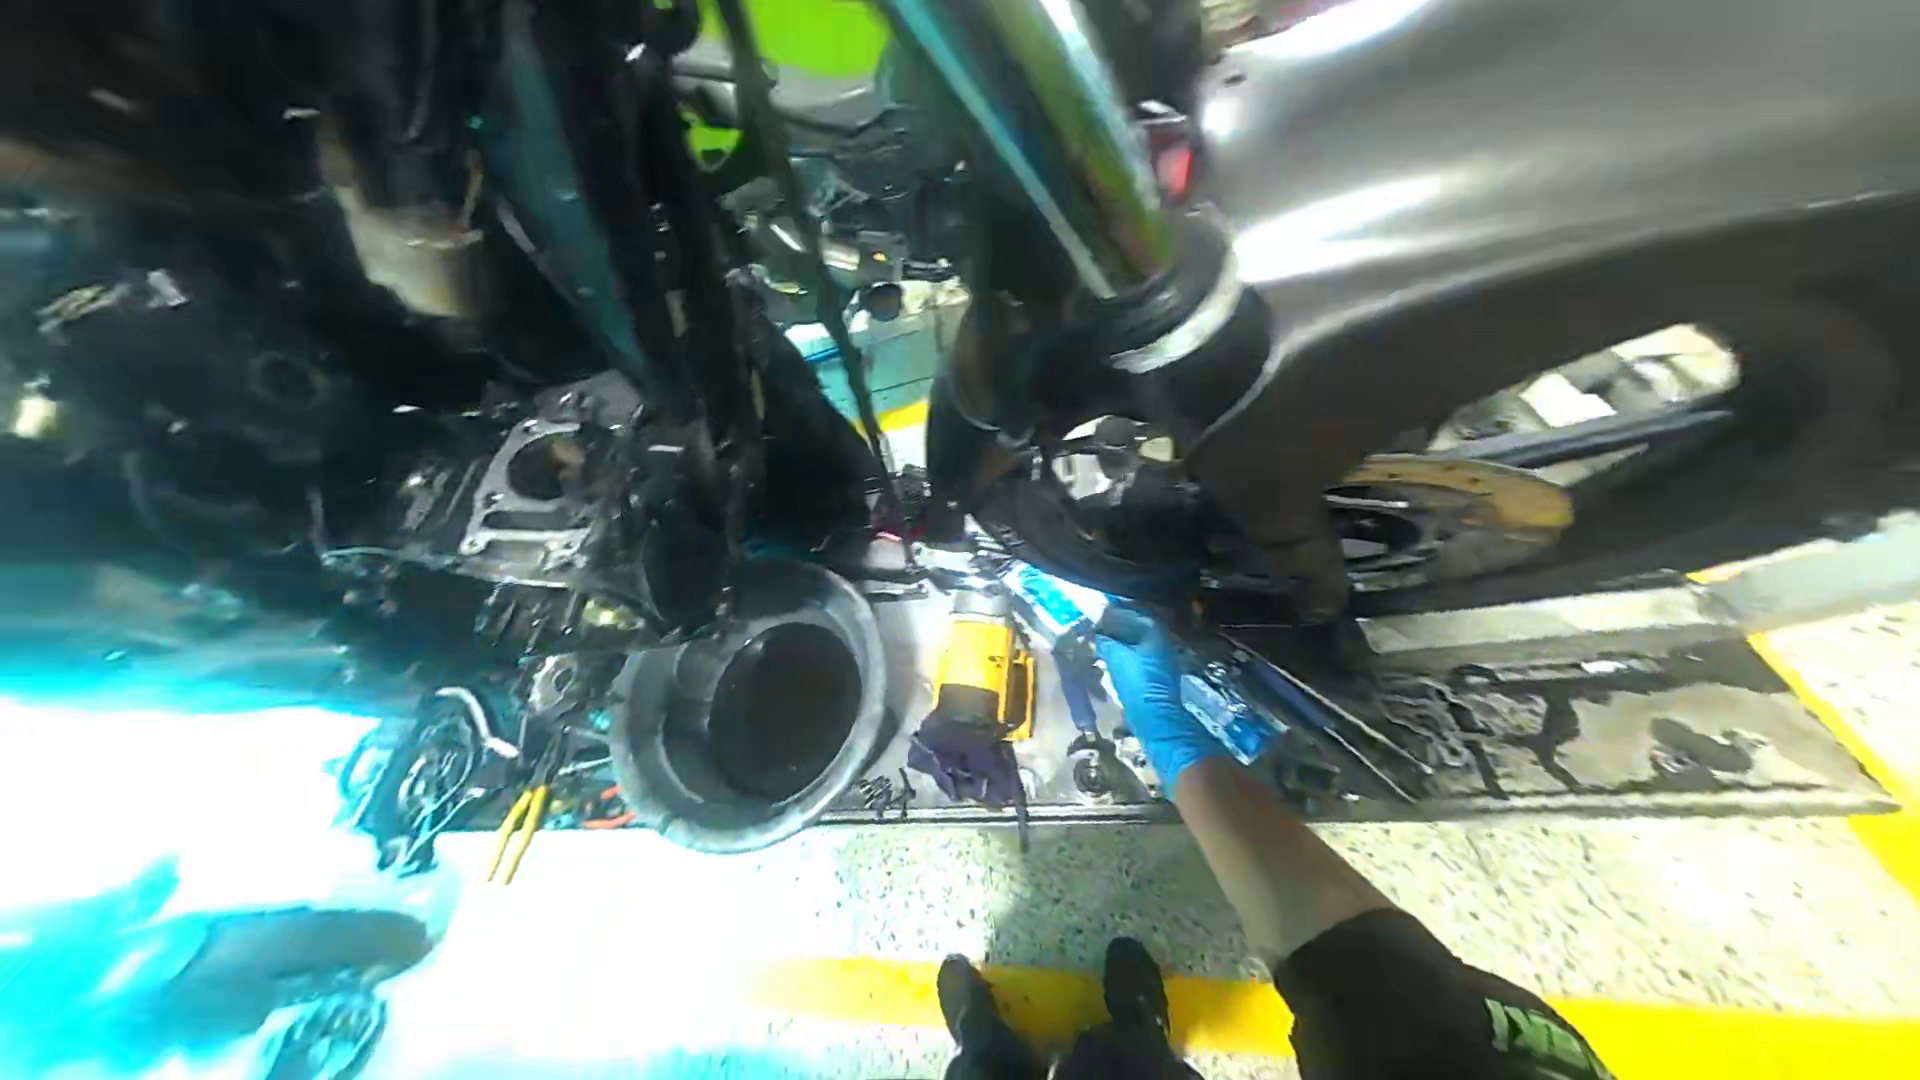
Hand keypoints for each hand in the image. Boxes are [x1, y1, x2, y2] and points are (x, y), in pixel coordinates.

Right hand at [1094, 608, 1232, 794]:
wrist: (1157, 720)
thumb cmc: (1138, 684)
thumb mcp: (1117, 658)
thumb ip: (1105, 643)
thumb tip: (1095, 635)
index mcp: (1155, 636)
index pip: (1135, 616)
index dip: (1116, 614)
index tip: (1099, 615)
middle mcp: (1161, 646)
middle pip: (1136, 631)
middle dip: (1117, 630)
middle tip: (1097, 630)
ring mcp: (1161, 664)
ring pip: (1137, 647)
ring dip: (1119, 645)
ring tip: (1100, 646)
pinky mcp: (1156, 680)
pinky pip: (1137, 661)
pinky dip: (1123, 658)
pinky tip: (1110, 663)